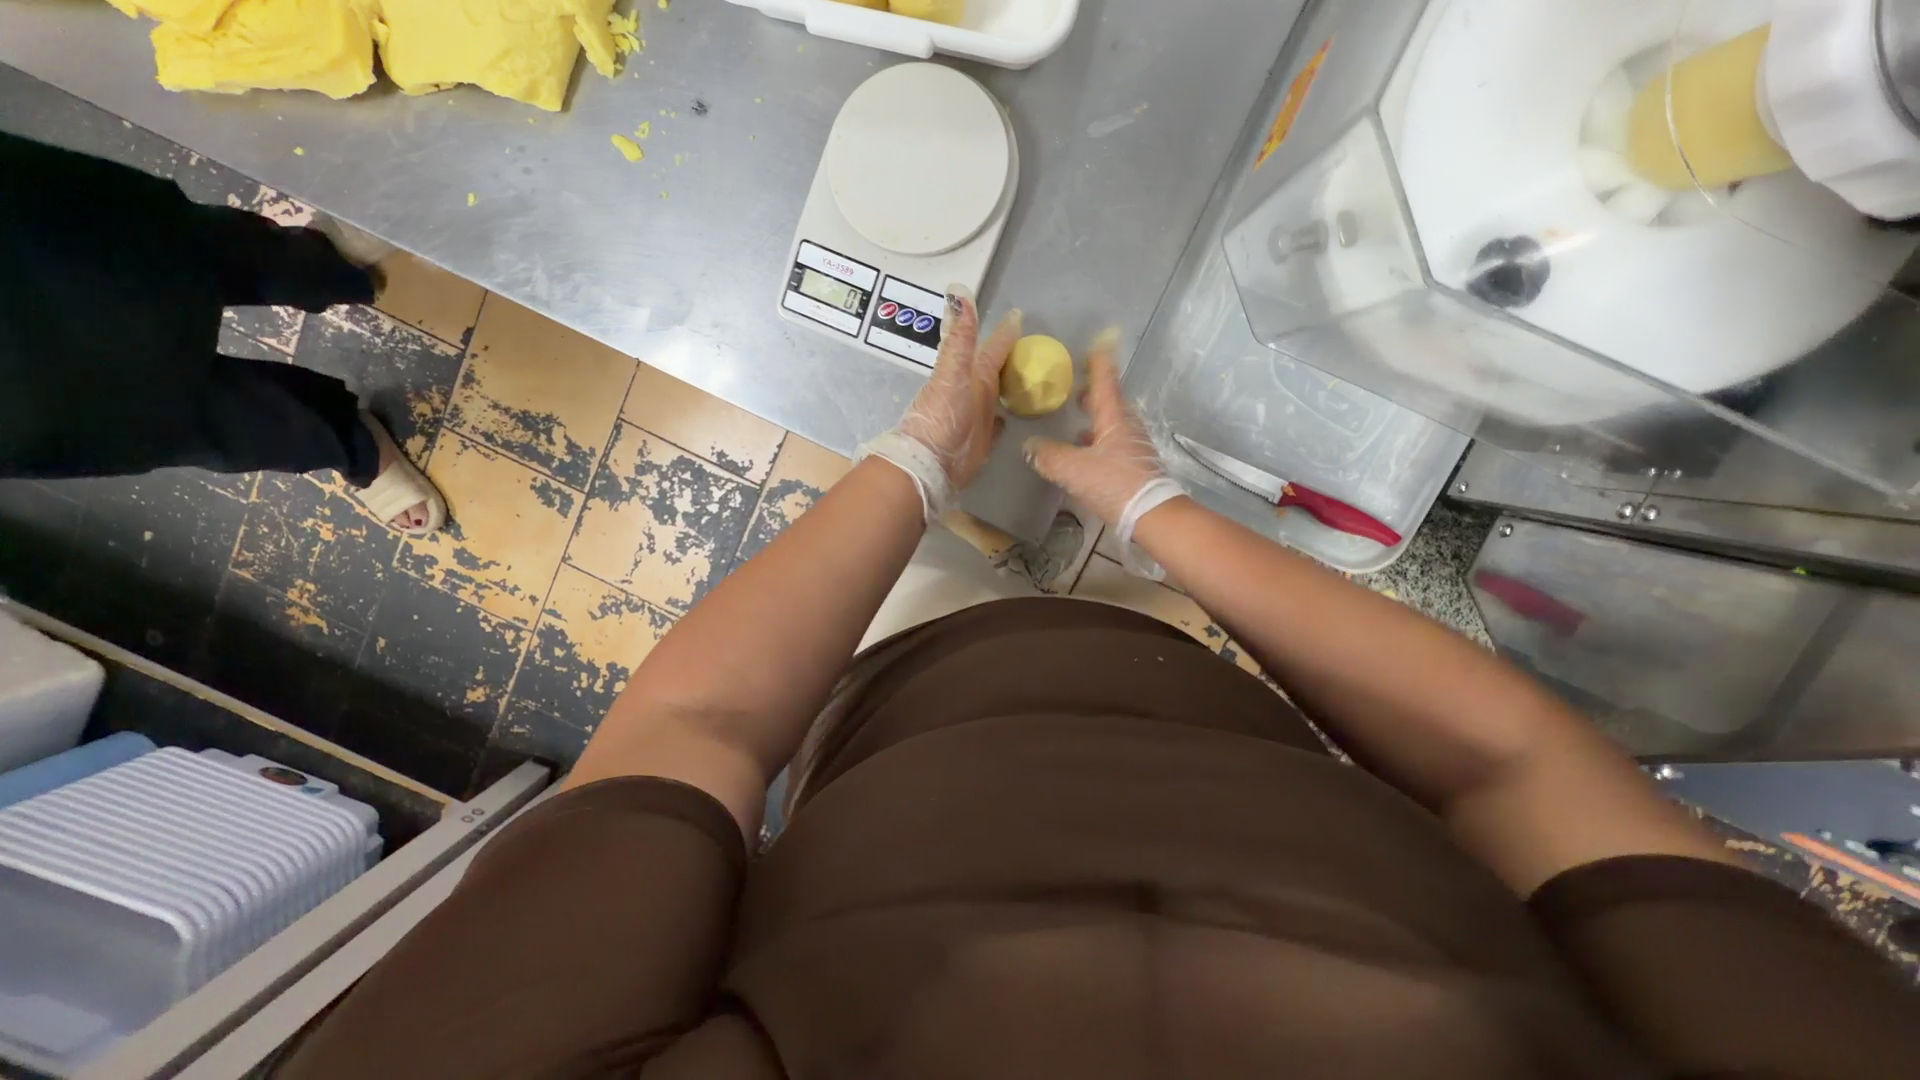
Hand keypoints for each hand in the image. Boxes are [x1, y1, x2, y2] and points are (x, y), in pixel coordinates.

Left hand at [897, 287, 1020, 491]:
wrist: (930, 460)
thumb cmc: (942, 415)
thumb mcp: (953, 371)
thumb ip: (961, 337)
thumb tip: (958, 292)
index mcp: (972, 373)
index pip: (993, 347)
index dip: (1005, 332)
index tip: (1019, 315)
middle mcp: (976, 391)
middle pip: (997, 368)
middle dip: (1012, 357)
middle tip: (1035, 347)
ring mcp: (979, 415)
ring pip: (999, 393)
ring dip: (1011, 384)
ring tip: (1030, 376)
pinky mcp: (983, 438)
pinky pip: (999, 422)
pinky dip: (1006, 415)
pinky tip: (1013, 413)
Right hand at [1022, 332, 1171, 527]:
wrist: (1152, 516)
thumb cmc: (1115, 484)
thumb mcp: (1074, 470)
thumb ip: (1049, 456)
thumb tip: (1030, 446)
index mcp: (1114, 420)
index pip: (1105, 382)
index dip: (1099, 363)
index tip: (1101, 341)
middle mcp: (1127, 429)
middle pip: (1111, 404)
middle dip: (1094, 395)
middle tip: (1078, 391)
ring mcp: (1133, 449)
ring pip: (1113, 427)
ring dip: (1097, 422)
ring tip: (1078, 426)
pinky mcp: (1135, 469)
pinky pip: (1113, 447)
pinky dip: (1099, 444)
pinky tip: (1087, 457)